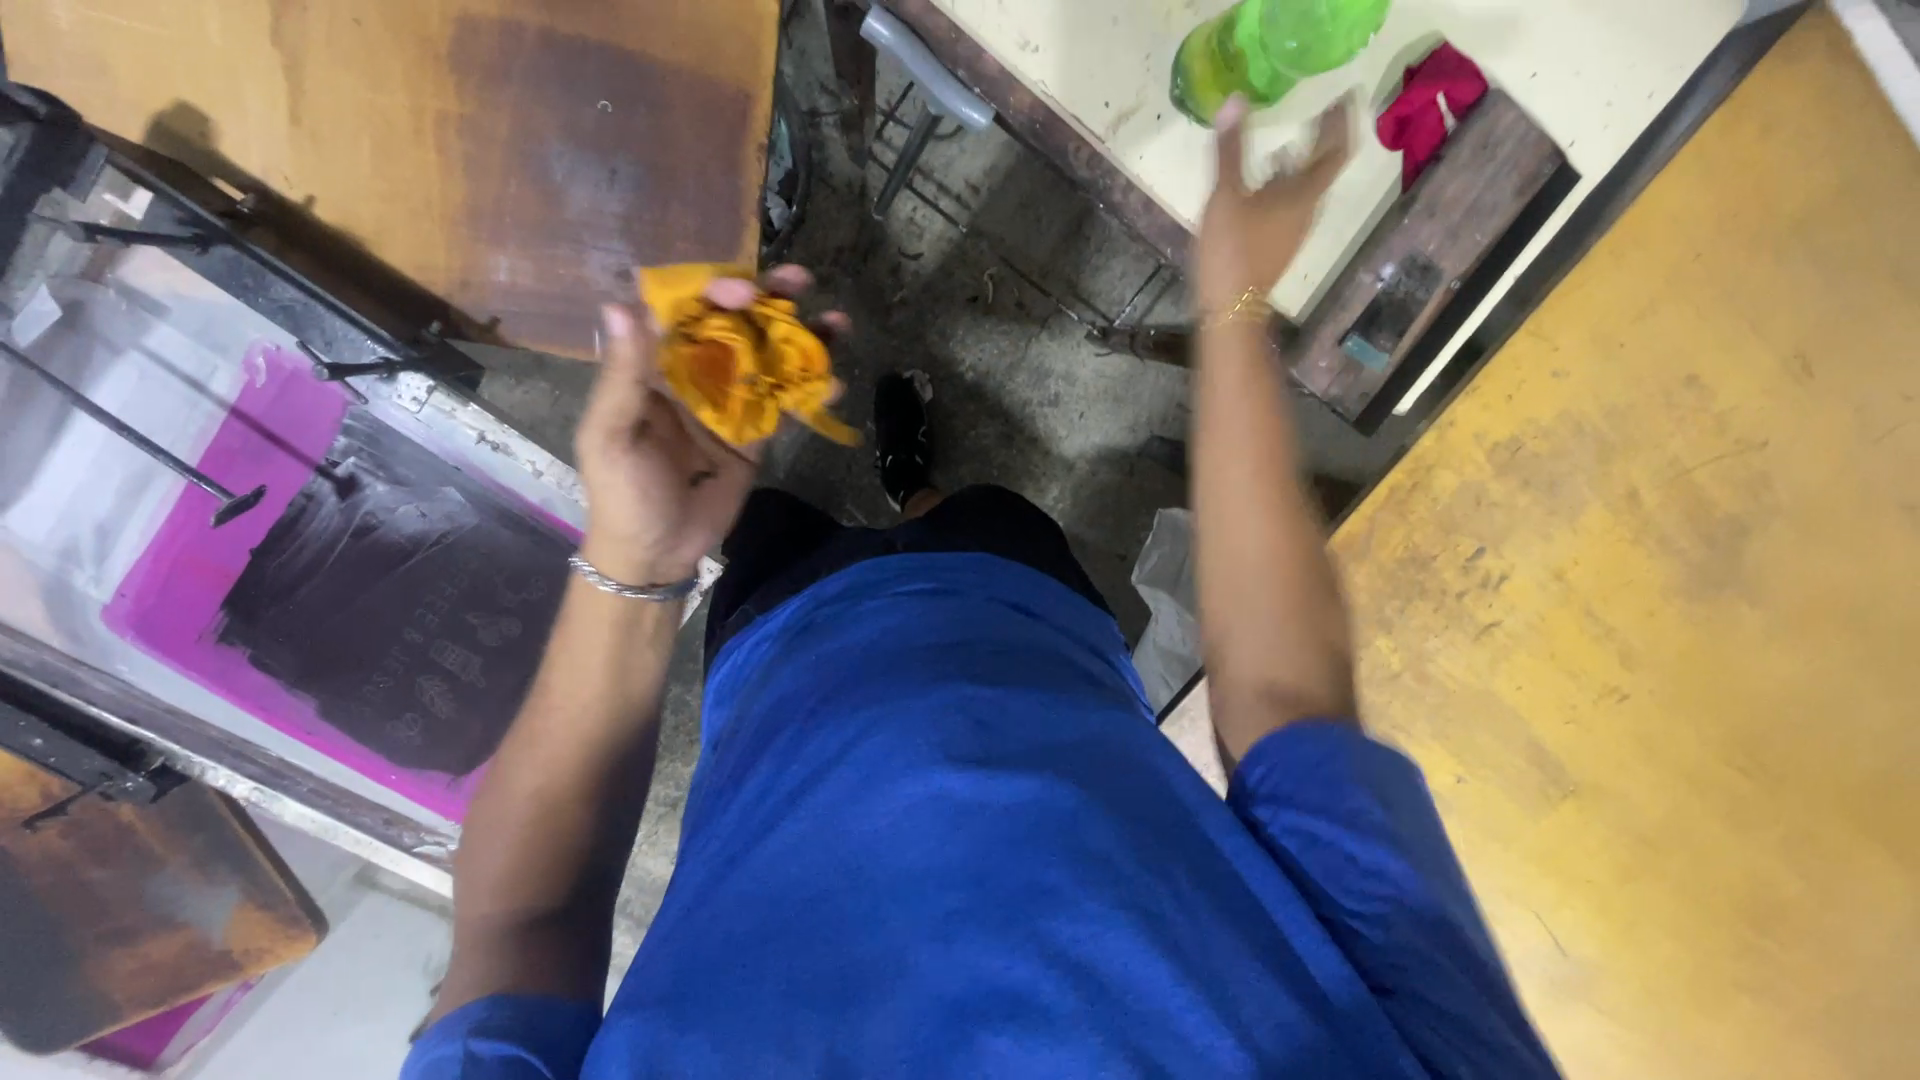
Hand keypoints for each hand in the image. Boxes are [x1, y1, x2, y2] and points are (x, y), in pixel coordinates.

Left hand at [573, 266, 847, 584]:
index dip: (714, 291)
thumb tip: (621, 304)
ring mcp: (729, 403)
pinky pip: (785, 403)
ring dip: (801, 337)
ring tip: (837, 323)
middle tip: (802, 282)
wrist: (658, 552)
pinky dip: (811, 390)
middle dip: (768, 299)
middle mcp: (693, 374)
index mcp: (652, 366)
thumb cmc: (623, 494)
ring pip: (767, 357)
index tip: (747, 293)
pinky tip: (836, 381)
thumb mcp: (610, 435)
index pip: (684, 311)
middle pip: (734, 323)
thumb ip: (623, 375)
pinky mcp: (756, 433)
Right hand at [1194, 94, 1352, 319]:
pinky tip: (1264, 182)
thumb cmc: (1232, 250)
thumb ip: (1230, 151)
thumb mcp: (1226, 196)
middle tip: (1318, 110)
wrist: (1231, 308)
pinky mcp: (1278, 244)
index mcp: (1302, 194)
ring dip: (1300, 163)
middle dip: (1321, 138)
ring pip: (1305, 187)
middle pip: (1323, 167)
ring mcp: (1294, 230)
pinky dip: (1283, 184)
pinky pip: (1289, 204)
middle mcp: (1307, 209)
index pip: (1335, 149)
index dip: (1341, 121)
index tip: (1343, 96)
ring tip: (1287, 141)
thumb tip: (1235, 101)